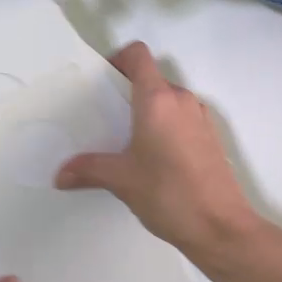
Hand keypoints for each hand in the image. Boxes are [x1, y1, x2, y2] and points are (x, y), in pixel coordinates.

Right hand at [55, 42, 262, 259]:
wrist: (221, 227)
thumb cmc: (168, 194)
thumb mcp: (123, 180)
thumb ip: (90, 170)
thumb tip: (60, 174)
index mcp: (157, 99)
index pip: (138, 55)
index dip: (118, 59)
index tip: (103, 82)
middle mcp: (181, 99)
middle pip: (151, 78)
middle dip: (129, 92)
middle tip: (108, 118)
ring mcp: (199, 116)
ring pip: (168, 99)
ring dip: (149, 110)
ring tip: (129, 141)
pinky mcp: (210, 135)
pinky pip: (182, 117)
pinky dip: (167, 125)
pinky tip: (156, 158)